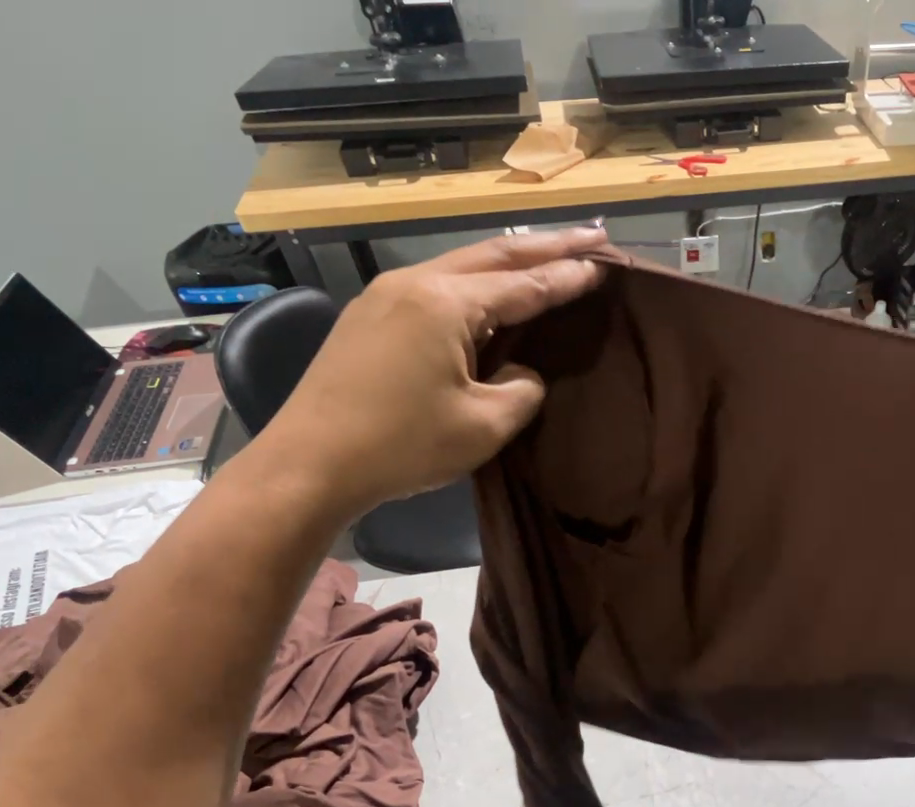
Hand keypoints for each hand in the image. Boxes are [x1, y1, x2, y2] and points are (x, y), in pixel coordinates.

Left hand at [248, 228, 607, 516]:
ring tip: (550, 256)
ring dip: (510, 261)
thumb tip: (521, 371)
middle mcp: (414, 283)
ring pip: (461, 266)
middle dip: (548, 246)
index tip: (605, 264)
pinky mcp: (369, 317)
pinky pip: (435, 286)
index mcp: (445, 303)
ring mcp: (385, 296)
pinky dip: (475, 283)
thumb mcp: (483, 425)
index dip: (568, 277)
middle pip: (494, 255)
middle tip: (593, 235)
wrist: (309, 463)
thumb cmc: (401, 446)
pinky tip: (490, 293)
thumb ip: (522, 390)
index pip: (524, 284)